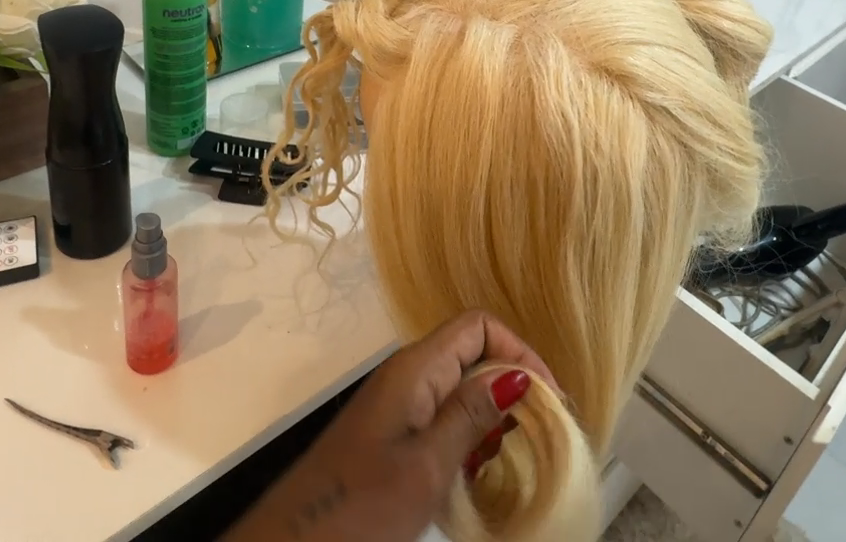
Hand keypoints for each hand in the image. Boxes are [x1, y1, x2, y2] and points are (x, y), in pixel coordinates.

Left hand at [221, 310, 555, 541]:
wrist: (296, 541)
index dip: (519, 350)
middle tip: (544, 427)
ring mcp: (398, 403)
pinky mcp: (392, 431)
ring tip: (521, 447)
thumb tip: (518, 374)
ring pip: (460, 384)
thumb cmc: (363, 503)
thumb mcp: (428, 465)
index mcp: (416, 368)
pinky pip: (443, 413)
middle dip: (512, 381)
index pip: (478, 325)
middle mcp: (408, 374)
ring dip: (494, 409)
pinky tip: (483, 464)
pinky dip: (471, 431)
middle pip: (472, 351)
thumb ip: (472, 415)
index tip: (549, 397)